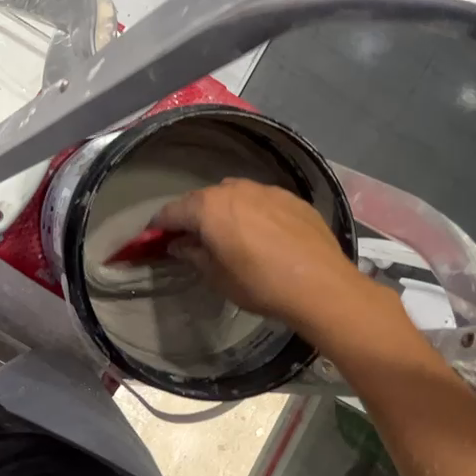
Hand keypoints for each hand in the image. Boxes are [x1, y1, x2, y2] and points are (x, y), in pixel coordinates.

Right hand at [149, 179, 405, 354]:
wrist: (322, 286)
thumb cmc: (260, 284)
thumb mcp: (217, 277)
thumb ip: (194, 255)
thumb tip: (180, 244)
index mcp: (209, 208)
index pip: (172, 211)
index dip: (160, 225)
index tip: (154, 238)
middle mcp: (234, 190)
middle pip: (202, 200)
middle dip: (193, 216)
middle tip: (192, 239)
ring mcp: (266, 190)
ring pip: (234, 195)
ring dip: (225, 211)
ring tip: (230, 234)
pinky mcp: (292, 198)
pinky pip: (262, 201)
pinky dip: (254, 212)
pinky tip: (264, 235)